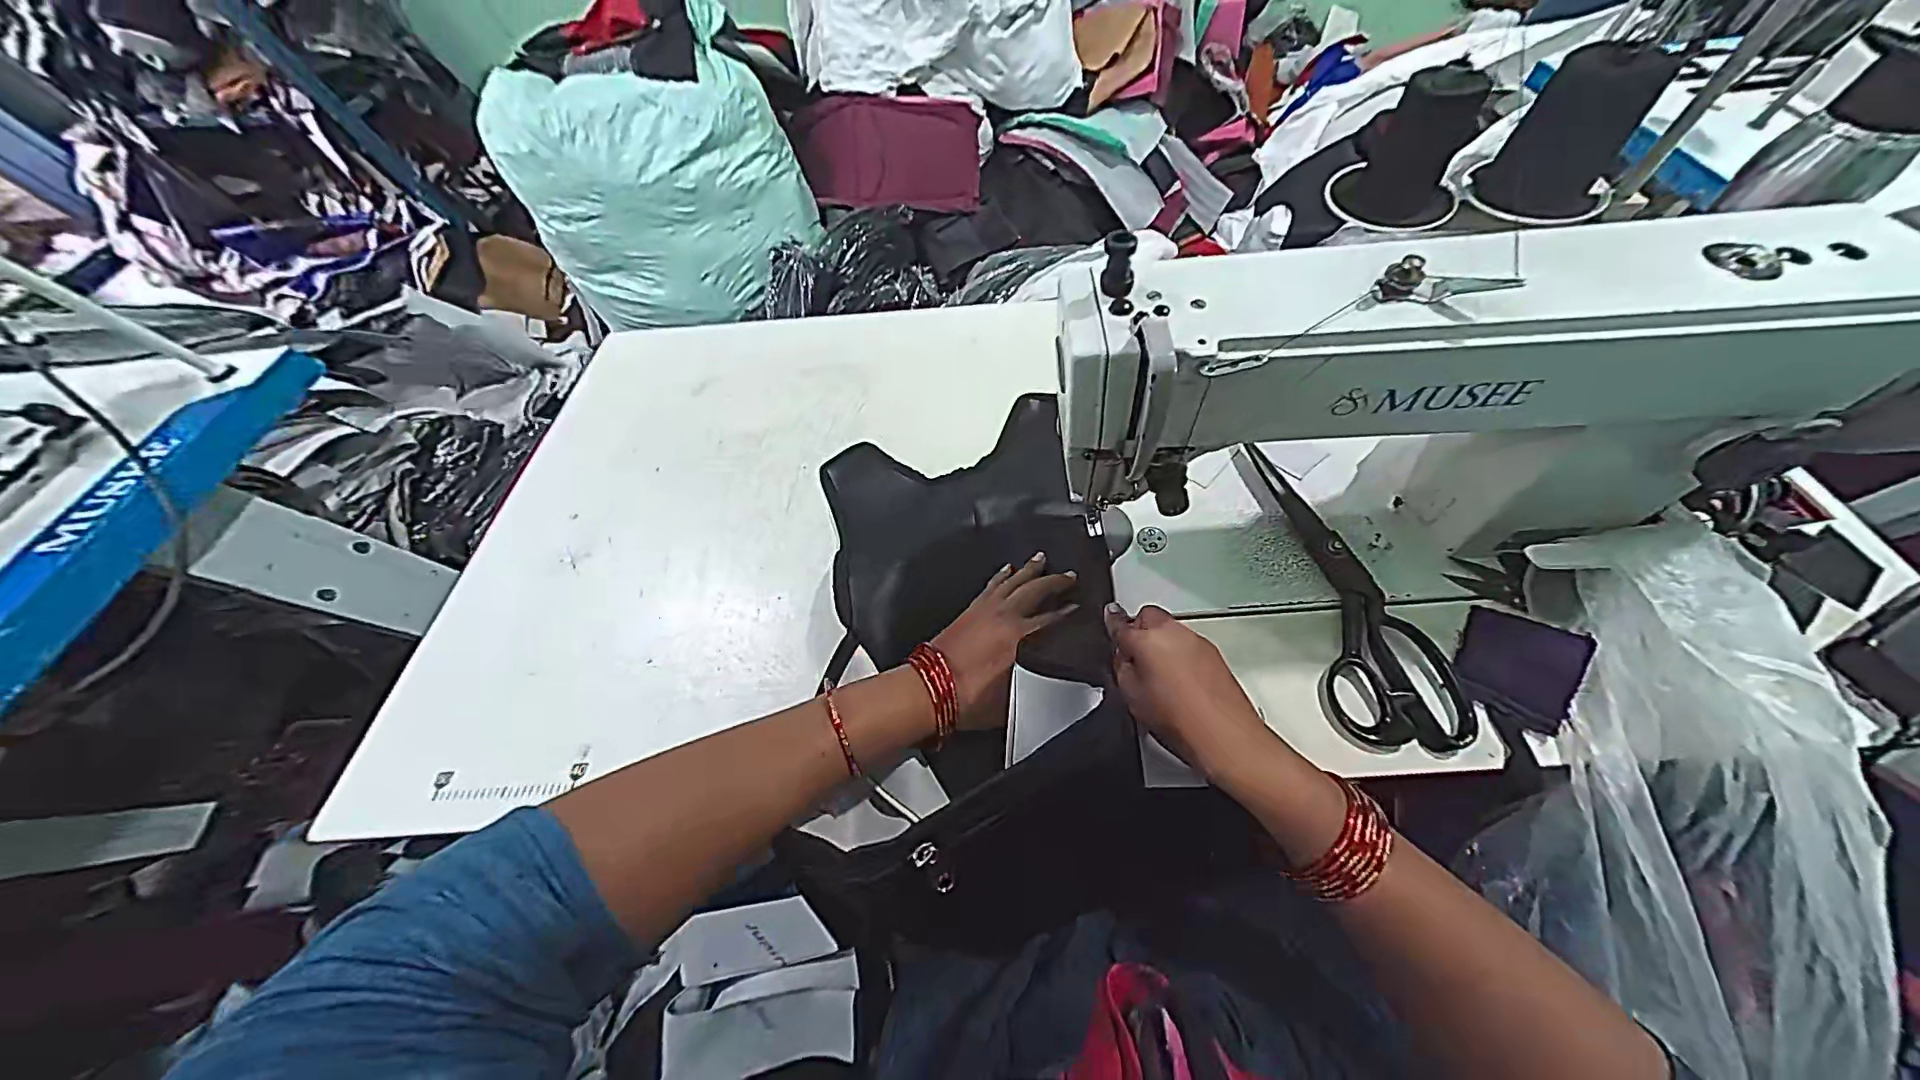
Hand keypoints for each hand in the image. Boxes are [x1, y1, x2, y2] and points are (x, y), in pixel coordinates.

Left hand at [931, 553, 1077, 728]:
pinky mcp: (970, 610)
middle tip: (1069, 576)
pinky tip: (1007, 570)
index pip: (1053, 618)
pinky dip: (1002, 576)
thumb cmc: (967, 697)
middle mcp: (1004, 617)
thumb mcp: (1013, 697)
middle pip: (1036, 589)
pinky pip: (992, 585)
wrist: (930, 689)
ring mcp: (986, 609)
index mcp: (1019, 637)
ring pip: (1013, 581)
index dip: (1069, 612)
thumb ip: (1034, 682)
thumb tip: (1048, 679)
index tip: (1079, 606)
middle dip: (1055, 581)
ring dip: (1029, 570)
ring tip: (1040, 560)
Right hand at [1105, 603, 1285, 781]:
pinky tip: (1180, 682)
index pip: (1121, 623)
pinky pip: (1189, 644)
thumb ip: (1122, 668)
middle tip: (1135, 656)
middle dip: (1139, 630)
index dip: (1112, 622)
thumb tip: (1124, 658)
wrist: (1224, 735)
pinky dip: (1181, 654)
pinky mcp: (1214, 654)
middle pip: (1148, 616)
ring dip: (1162, 643)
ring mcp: (1196, 641)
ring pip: (1171, 629)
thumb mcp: (1131, 696)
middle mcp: (1173, 632)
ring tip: (1159, 676)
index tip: (1111, 619)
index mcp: (1146, 639)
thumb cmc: (1182, 719)